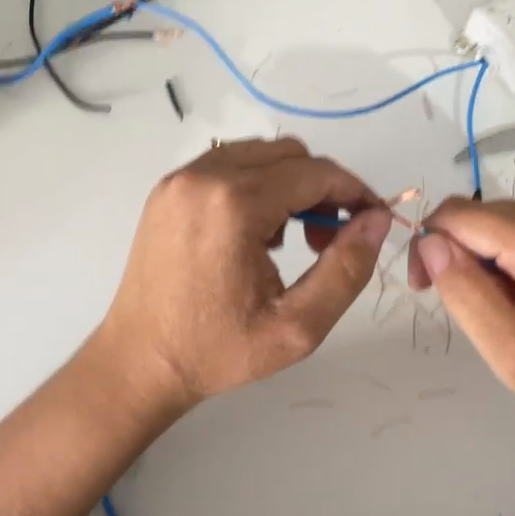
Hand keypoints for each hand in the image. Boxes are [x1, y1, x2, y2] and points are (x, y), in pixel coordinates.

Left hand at [96, 138, 392, 410]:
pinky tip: (254, 232)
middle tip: (327, 242)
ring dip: (288, 184)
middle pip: (289, 154)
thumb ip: (346, 269)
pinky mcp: (167, 189)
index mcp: (235, 203)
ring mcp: (180, 179)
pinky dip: (254, 184)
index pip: (315, 173)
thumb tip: (376, 220)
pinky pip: (227, 164)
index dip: (354, 192)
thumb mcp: (296, 326)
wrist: (138, 361)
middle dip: (321, 188)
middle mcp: (204, 176)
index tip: (372, 221)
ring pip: (258, 154)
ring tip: (289, 240)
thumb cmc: (217, 351)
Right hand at [407, 199, 514, 447]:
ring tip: (507, 309)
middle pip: (479, 213)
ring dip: (485, 255)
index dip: (429, 245)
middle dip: (456, 252)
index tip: (425, 290)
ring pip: (501, 217)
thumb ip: (470, 299)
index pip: (459, 216)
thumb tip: (430, 244)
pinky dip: (512, 253)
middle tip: (470, 310)